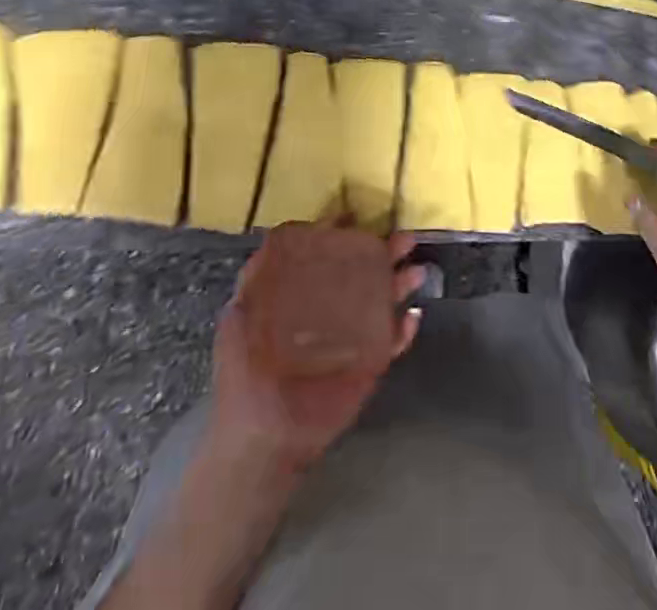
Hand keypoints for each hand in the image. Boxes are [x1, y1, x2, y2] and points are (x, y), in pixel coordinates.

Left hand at [207, 222, 424, 473]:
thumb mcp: (239, 321)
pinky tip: (413, 316)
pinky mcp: (365, 366)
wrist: (263, 438)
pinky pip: (391, 343)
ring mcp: (349, 338)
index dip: (337, 236)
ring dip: (400, 283)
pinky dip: (405, 330)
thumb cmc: (244, 377)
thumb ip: (255, 282)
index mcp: (298, 296)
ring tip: (417, 269)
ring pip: (381, 303)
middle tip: (404, 238)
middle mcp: (327, 311)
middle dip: (382, 254)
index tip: (353, 217)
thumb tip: (274, 239)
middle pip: (360, 274)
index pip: (323, 258)